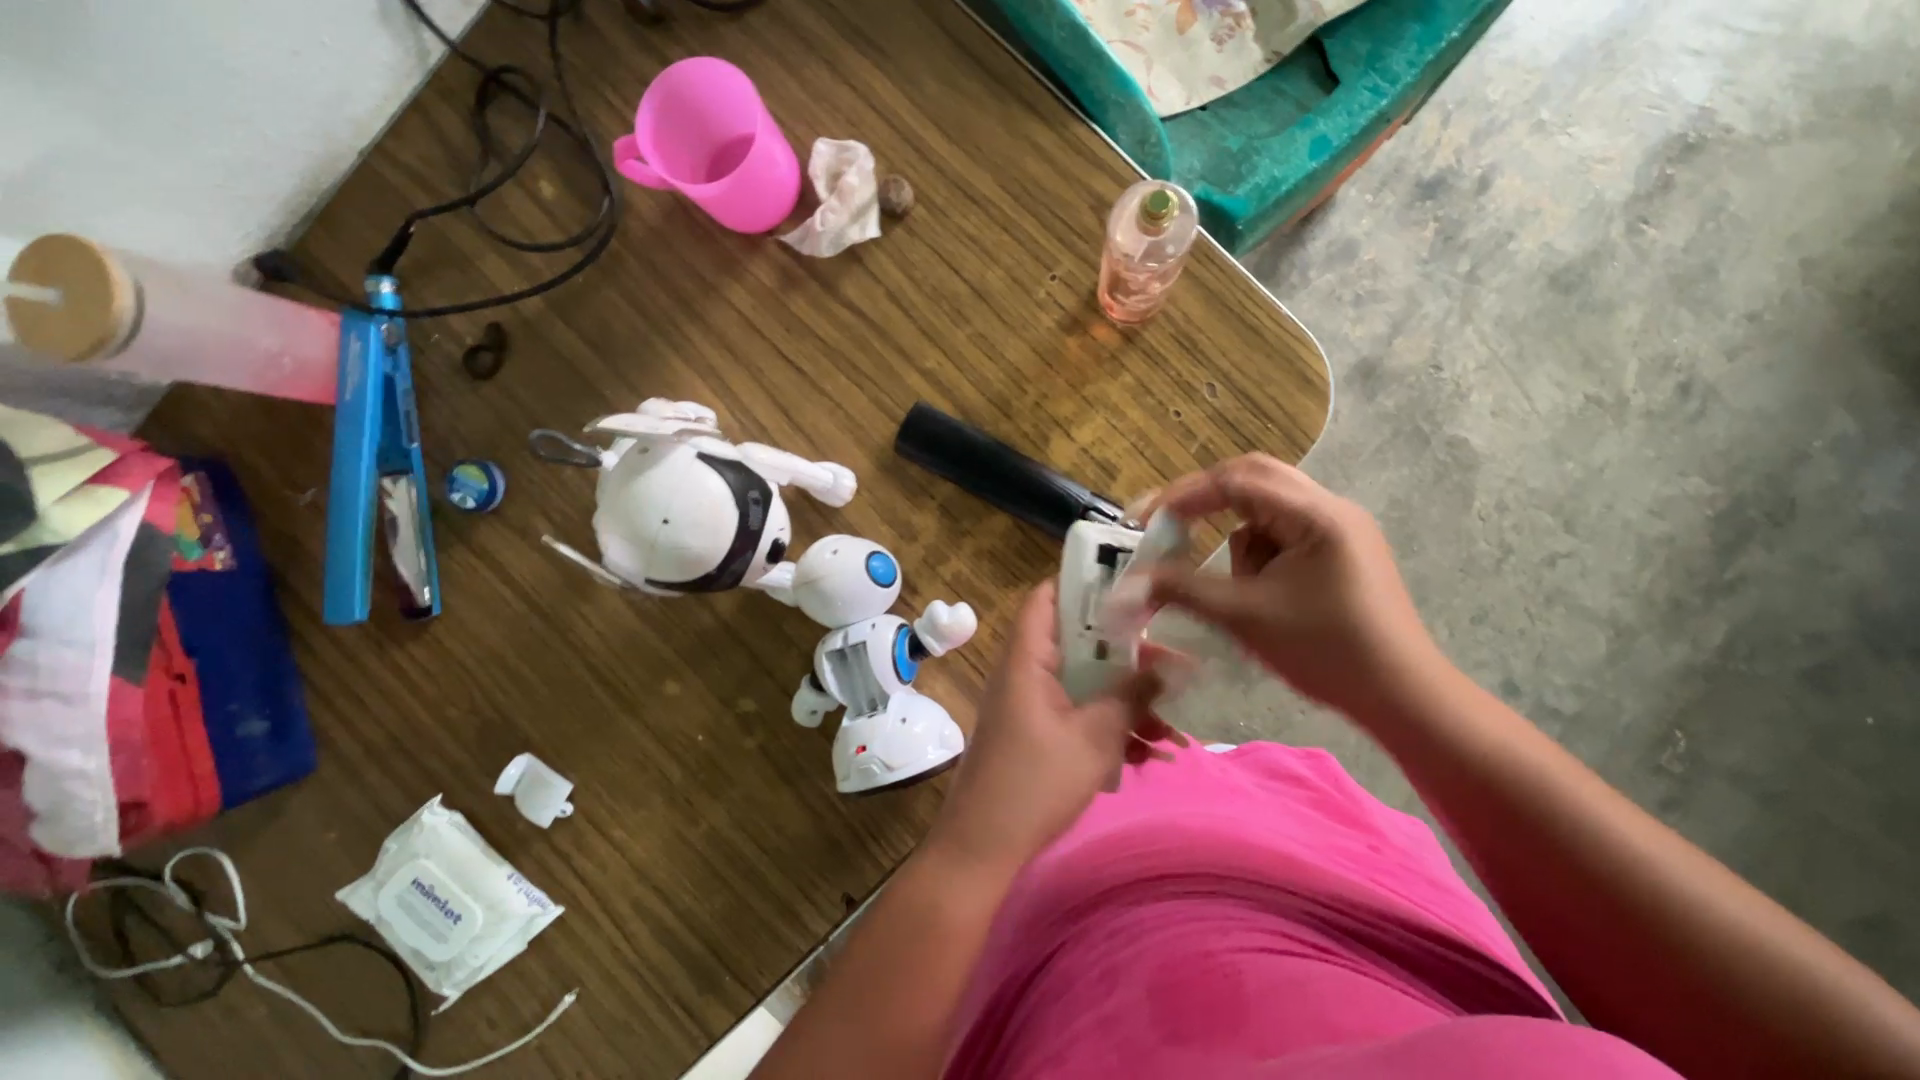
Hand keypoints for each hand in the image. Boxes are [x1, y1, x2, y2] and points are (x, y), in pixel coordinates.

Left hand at [927, 581, 1178, 877]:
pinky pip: (1075, 715)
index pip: (1047, 598)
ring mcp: (1028, 707)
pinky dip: (1108, 727)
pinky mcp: (1033, 736)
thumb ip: (1131, 696)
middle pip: (1077, 643)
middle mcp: (1025, 674)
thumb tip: (1169, 665)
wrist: (983, 847)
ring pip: (1082, 684)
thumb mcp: (1095, 738)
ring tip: (1170, 727)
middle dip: (1126, 655)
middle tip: (1172, 665)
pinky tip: (1148, 754)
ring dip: (1125, 701)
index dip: (1084, 584)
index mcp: (1028, 660)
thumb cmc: (1035, 783)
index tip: (1133, 589)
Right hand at [1147, 455, 1438, 720]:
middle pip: (1254, 481)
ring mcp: (1341, 531)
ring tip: (1243, 595)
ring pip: (1267, 513)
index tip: (1144, 522)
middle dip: (1206, 505)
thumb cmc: (1325, 651)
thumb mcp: (1244, 617)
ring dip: (1240, 544)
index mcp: (1316, 514)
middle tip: (1168, 529)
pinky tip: (1264, 598)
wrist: (1401, 696)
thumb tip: (1130, 581)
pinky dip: (1261, 559)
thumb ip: (1183, 589)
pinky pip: (1285, 537)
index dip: (1183, 496)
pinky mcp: (1342, 554)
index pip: (1235, 480)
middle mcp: (1332, 509)